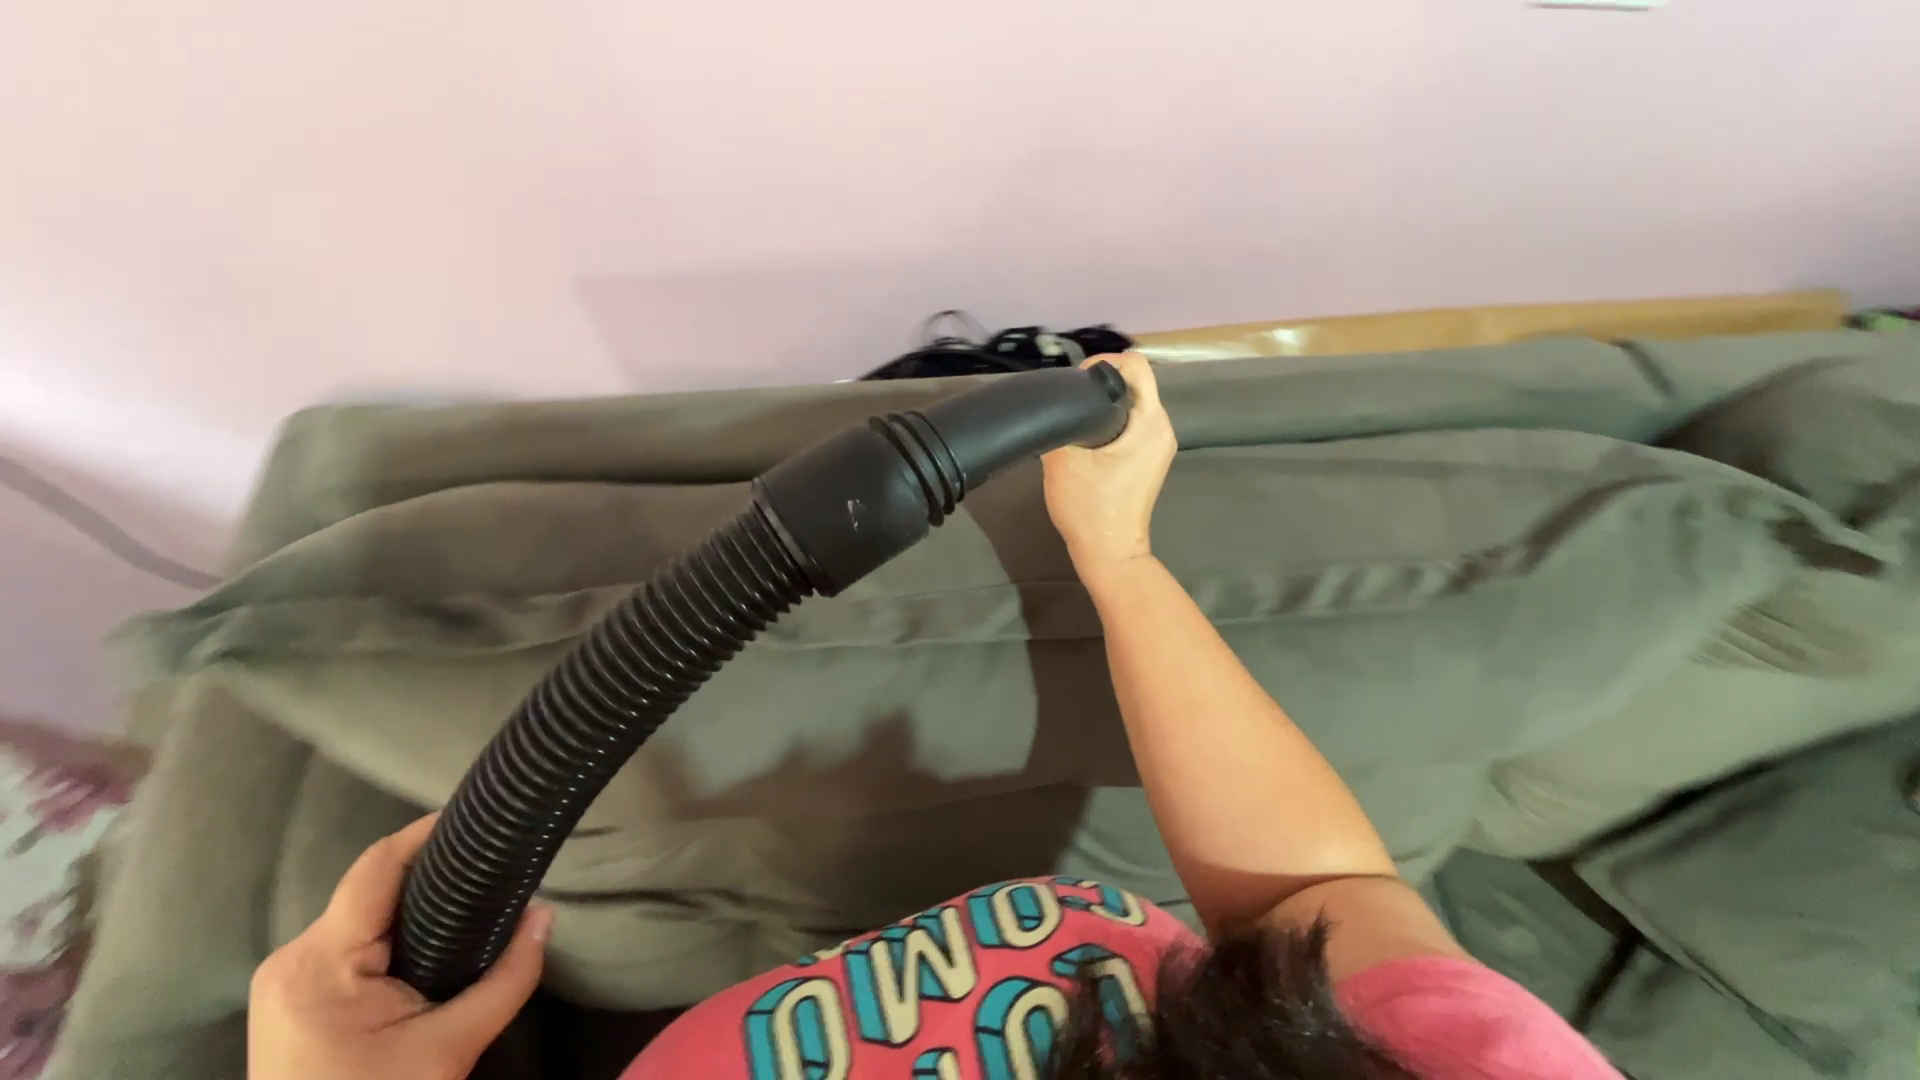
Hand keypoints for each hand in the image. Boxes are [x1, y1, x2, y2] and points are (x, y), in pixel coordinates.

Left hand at [248, 815, 552, 1079]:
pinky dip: (395, 931)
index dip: (427, 832)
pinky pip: (351, 940)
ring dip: (416, 905)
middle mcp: (292, 959)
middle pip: (372, 888)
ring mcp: (284, 978)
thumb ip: (508, 976)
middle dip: (434, 874)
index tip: (480, 814)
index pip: (377, 868)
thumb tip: (545, 914)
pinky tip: (434, 938)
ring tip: (475, 899)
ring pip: (363, 914)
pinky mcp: (291, 995)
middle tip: (493, 865)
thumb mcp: (453, 1046)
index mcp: (320, 965)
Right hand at [1042, 352, 1176, 579]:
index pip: (1136, 366)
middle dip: (1101, 385)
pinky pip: (1133, 425)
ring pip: (1133, 405)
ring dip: (1105, 405)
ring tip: (1074, 419)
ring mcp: (1159, 446)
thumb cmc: (1089, 507)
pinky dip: (1111, 423)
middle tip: (1069, 401)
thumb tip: (1054, 406)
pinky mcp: (1150, 460)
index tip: (1075, 382)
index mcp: (1149, 423)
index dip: (1103, 363)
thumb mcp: (1062, 460)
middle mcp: (1162, 428)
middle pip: (1135, 384)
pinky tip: (1087, 438)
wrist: (1108, 552)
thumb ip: (1059, 423)